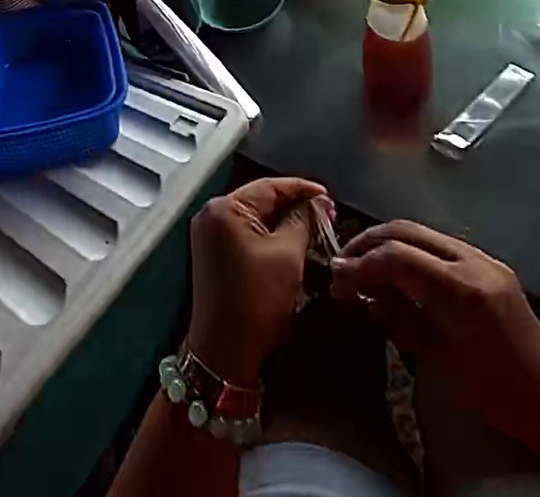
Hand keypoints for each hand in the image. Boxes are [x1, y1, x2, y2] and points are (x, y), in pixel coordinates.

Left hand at [186, 177, 331, 386]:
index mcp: (224, 209)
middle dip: (295, 206)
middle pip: (262, 200)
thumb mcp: (287, 255)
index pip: (270, 187)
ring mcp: (211, 236)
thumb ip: (303, 220)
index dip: (302, 189)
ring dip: (285, 222)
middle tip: (326, 214)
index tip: (328, 196)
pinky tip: (294, 242)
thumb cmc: (255, 301)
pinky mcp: (216, 254)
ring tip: (315, 227)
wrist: (225, 352)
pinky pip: (249, 234)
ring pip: (257, 218)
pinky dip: (271, 236)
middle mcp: (212, 216)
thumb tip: (317, 203)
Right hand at [330, 221, 539, 421]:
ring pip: (420, 232)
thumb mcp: (441, 361)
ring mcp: (481, 257)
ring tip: (363, 268)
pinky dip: (408, 252)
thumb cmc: (497, 392)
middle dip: (368, 243)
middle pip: (405, 231)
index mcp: (462, 290)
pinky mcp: (485, 262)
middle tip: (343, 266)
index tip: (337, 280)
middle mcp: (471, 262)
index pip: (397, 256)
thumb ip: (401, 321)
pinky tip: (394, 273)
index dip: (361, 265)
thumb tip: (364, 297)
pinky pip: (436, 246)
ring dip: (386, 244)